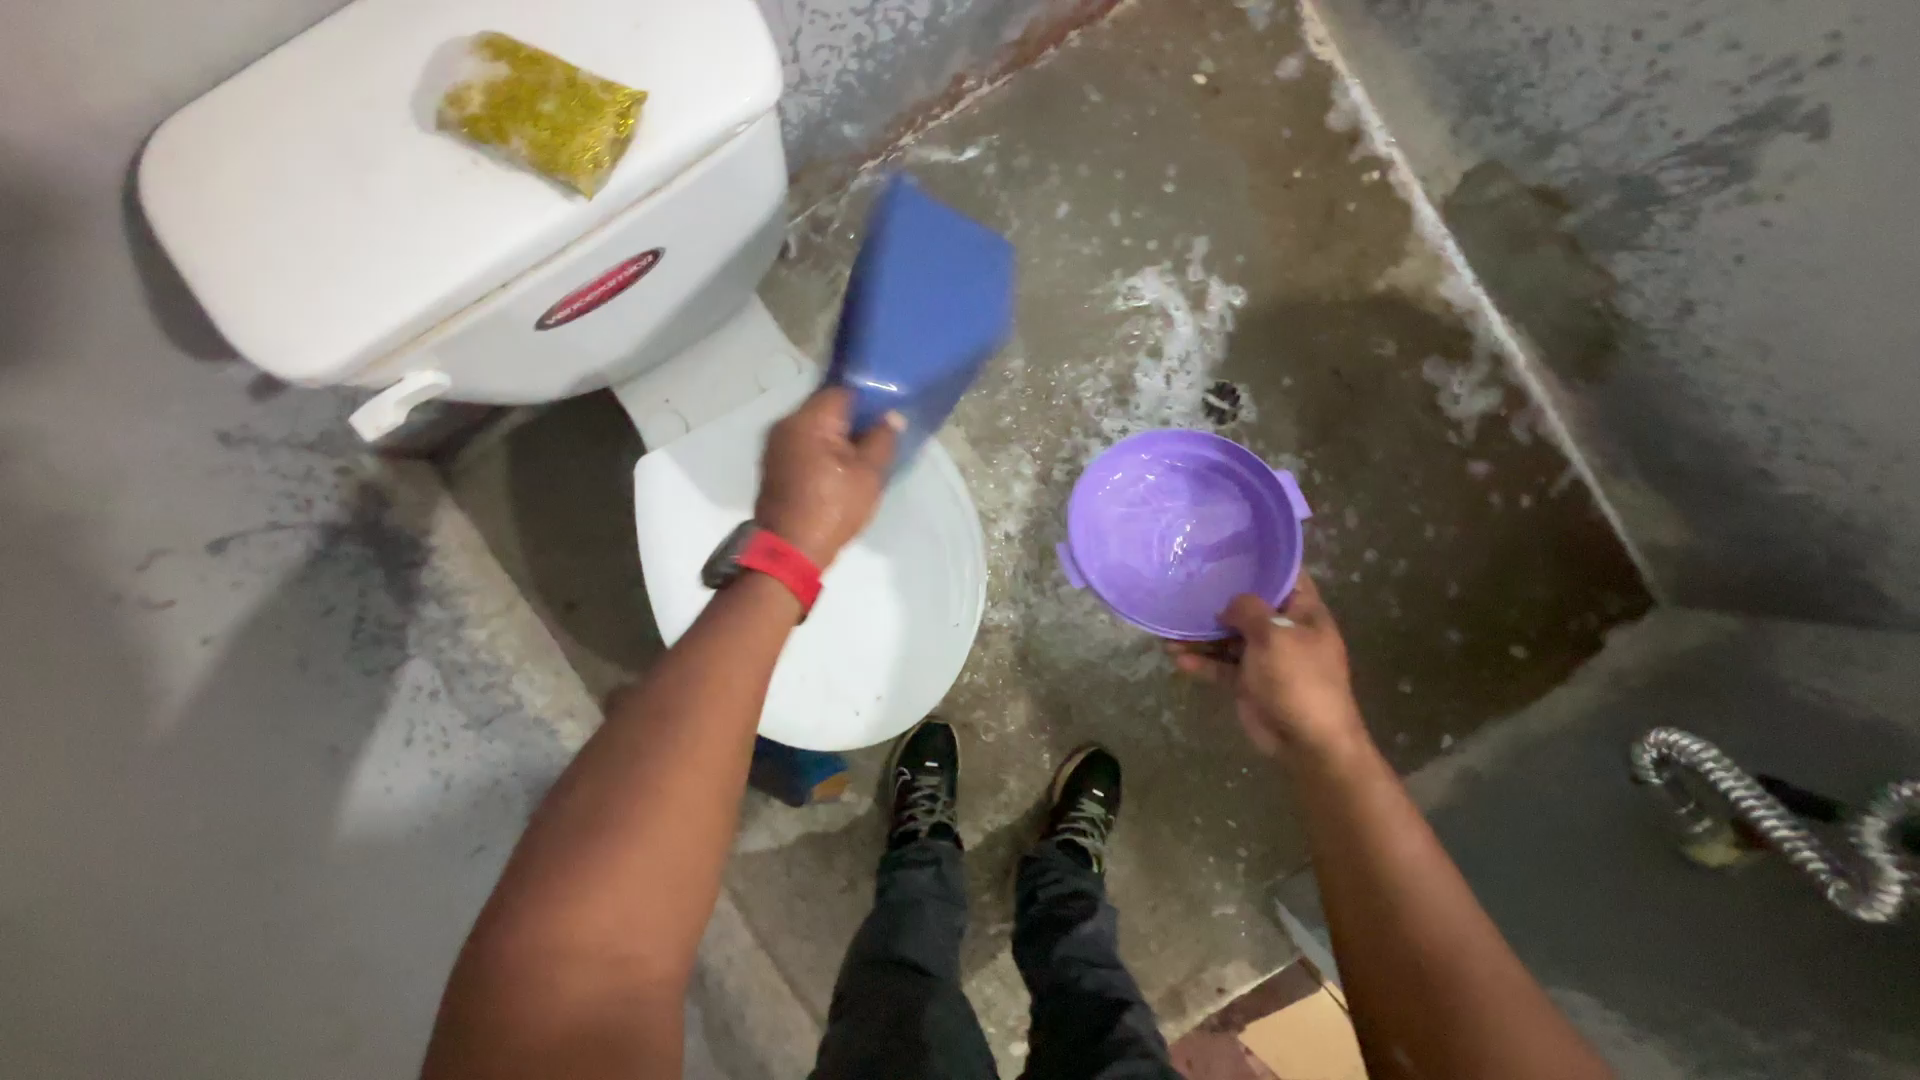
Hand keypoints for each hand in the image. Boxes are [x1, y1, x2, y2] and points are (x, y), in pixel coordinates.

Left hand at [755, 386, 902, 566]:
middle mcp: (785, 424)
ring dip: (835, 438)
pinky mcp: (772, 465)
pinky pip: (801, 446)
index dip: (868, 401)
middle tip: (875, 441)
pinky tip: (835, 471)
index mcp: (808, 420)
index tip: (885, 419)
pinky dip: (819, 452)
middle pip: (825, 409)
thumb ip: (882, 439)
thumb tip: (892, 415)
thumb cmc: (833, 509)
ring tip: (857, 458)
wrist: (790, 551)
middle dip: (851, 421)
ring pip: (813, 428)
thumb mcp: (869, 474)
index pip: (843, 392)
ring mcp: (774, 445)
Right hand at [1169, 575, 1367, 759]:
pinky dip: (1200, 661)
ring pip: (1228, 638)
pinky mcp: (1247, 683)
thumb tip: (1229, 604)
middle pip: (1249, 607)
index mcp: (1304, 614)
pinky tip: (1176, 657)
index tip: (1230, 549)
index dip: (1263, 562)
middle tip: (1186, 583)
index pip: (1287, 577)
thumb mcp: (1275, 635)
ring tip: (1169, 628)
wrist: (1308, 742)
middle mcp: (1284, 631)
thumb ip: (1249, 610)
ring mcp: (1264, 658)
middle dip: (1219, 598)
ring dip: (1200, 634)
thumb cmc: (1299, 680)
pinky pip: (1219, 666)